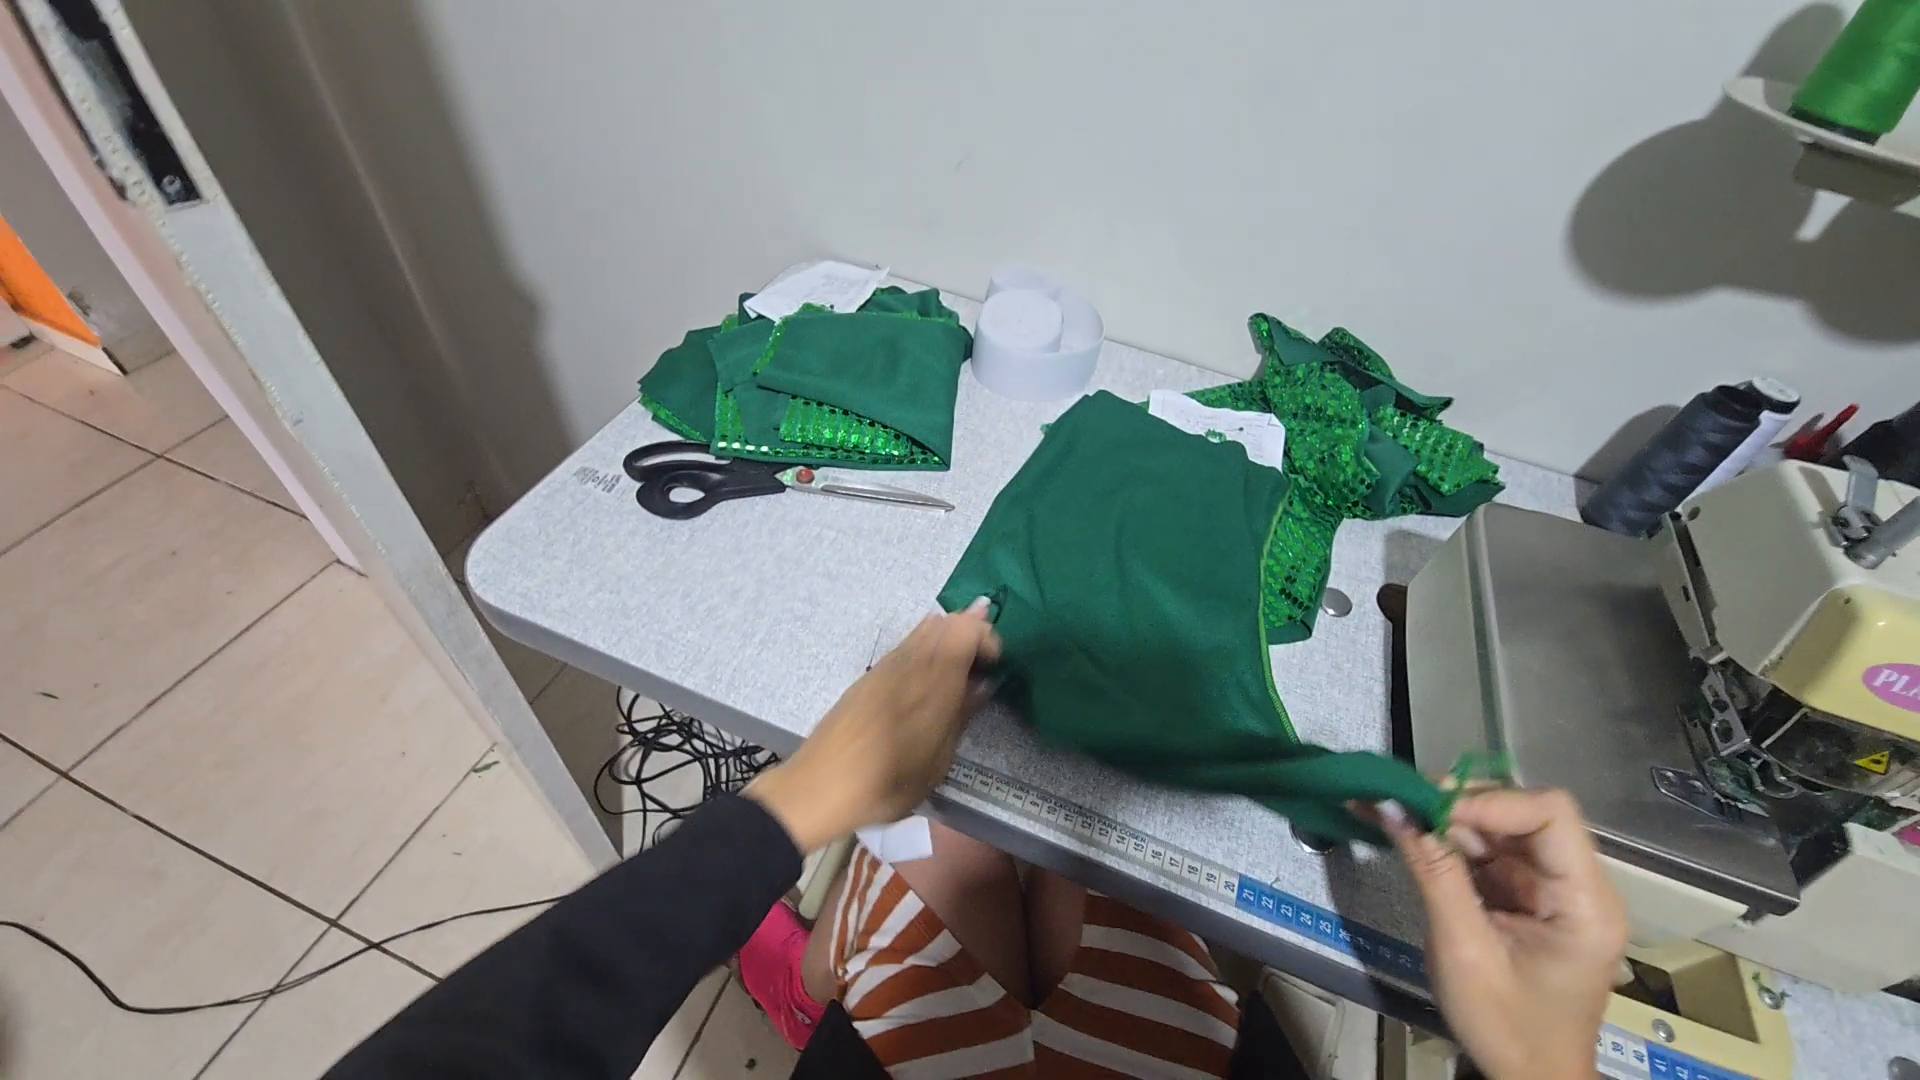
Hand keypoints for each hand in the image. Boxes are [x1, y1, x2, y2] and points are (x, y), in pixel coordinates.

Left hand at [746, 601, 999, 851]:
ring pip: (924, 629)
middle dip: (971, 631)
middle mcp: (911, 662)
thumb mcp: (937, 760)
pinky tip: (930, 670)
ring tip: (962, 662)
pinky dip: (926, 645)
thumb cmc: (887, 782)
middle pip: (946, 622)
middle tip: (984, 658)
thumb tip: (982, 685)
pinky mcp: (869, 676)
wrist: (821, 785)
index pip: (966, 629)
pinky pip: (906, 644)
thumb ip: (961, 716)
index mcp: (934, 681)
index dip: (987, 636)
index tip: (995, 664)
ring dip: (948, 636)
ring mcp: (886, 666)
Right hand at [1383, 790, 1627, 1079]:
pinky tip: (1401, 829)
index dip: (1491, 802)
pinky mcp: (1520, 893)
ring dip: (1441, 817)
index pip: (1551, 815)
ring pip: (1495, 826)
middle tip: (1401, 806)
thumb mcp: (1464, 948)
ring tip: (1388, 810)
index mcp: (1584, 902)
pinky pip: (1481, 849)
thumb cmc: (1506, 1024)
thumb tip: (1392, 807)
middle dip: (1458, 804)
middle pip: (1521, 813)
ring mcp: (1546, 888)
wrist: (1527, 1078)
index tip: (1432, 810)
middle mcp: (1574, 885)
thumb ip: (1433, 871)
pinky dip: (1441, 837)